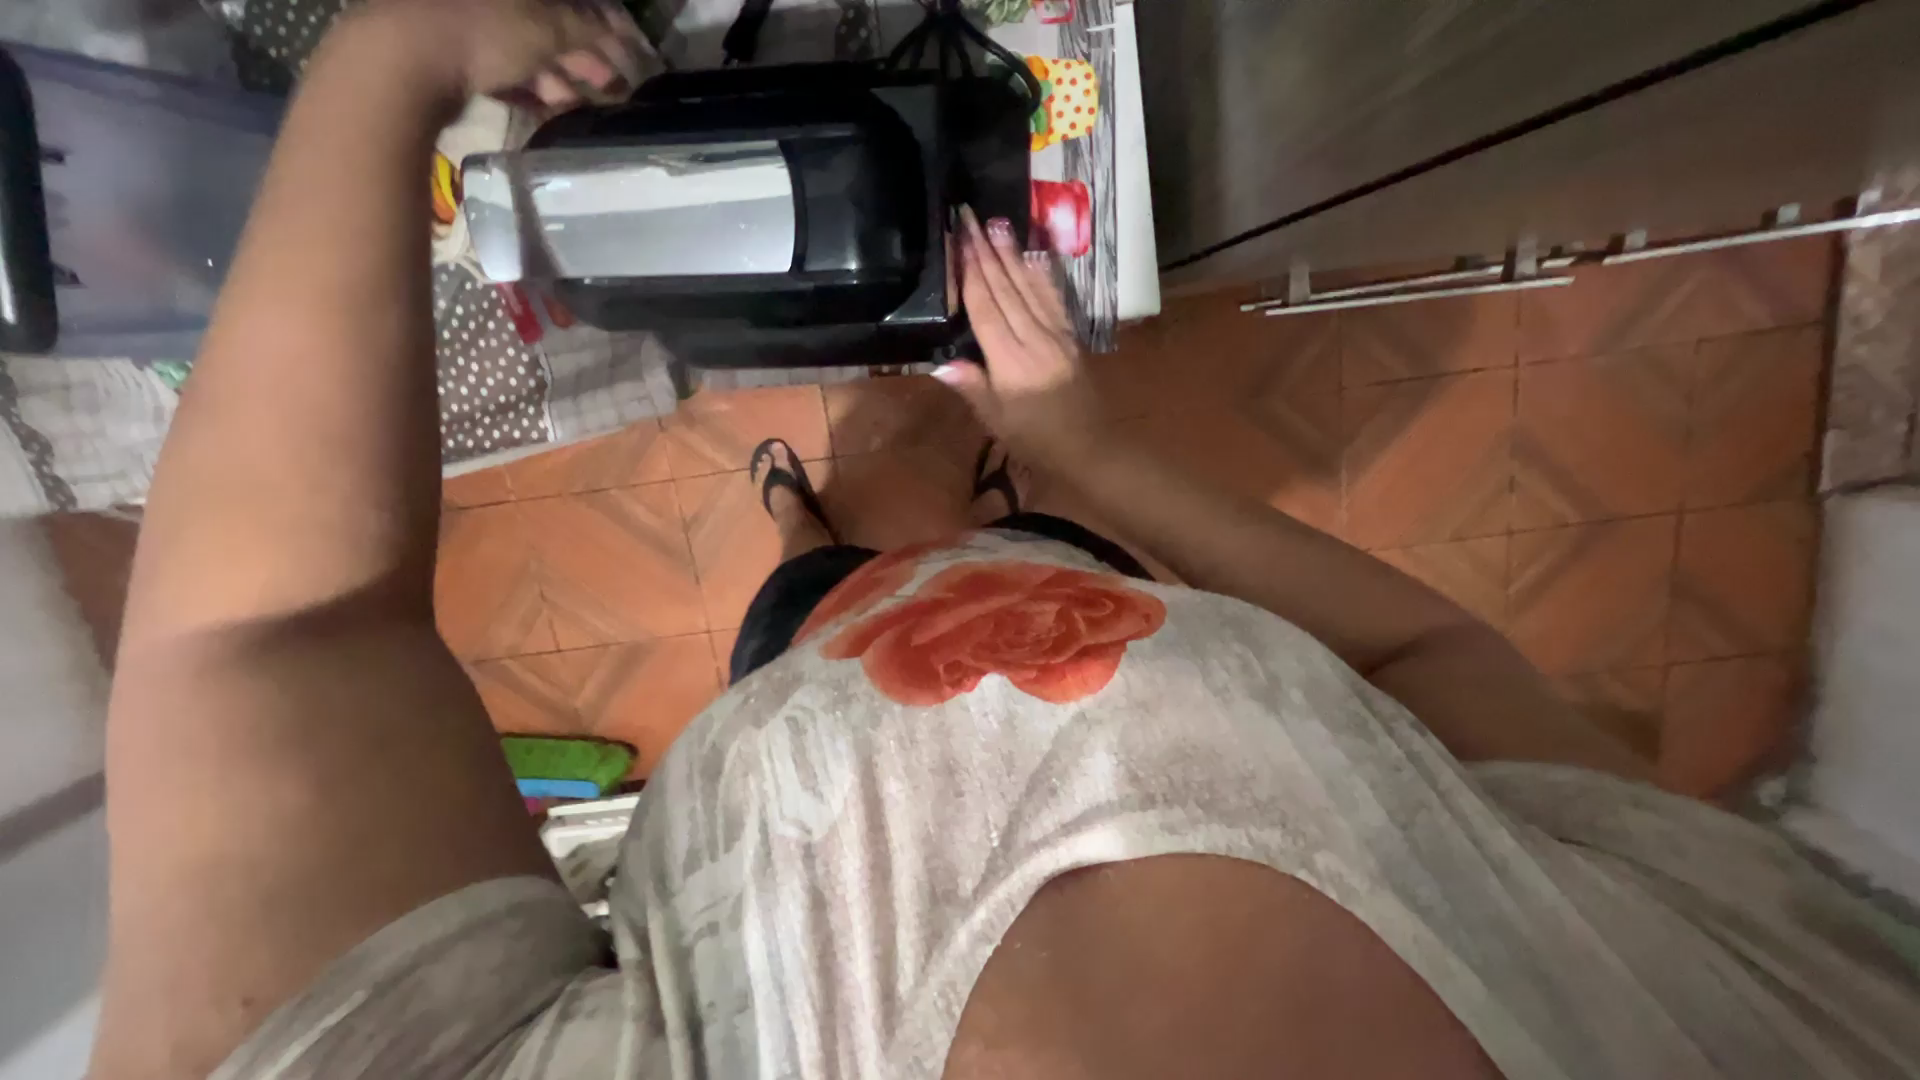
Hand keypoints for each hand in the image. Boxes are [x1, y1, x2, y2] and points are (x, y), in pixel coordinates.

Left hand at [339, 0, 652, 110]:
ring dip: (559, 77)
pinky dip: (529, 88)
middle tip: (611, 86)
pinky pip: (503, 68)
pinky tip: (548, 109)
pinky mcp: (453, 50)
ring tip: (580, 107)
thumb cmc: (482, 30)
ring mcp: (466, 18)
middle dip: (583, 54)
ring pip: (527, 46)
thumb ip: (588, 28)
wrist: (405, 59)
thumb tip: (621, 32)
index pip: (570, 1)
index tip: (628, 52)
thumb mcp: (546, 28)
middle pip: (548, 19)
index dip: (603, 22)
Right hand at [936, 208, 1110, 469]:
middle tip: (971, 217)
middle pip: (1006, 289)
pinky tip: (1033, 257)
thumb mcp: (997, 421)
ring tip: (998, 224)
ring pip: (1029, 287)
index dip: (970, 272)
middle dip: (987, 252)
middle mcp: (1033, 338)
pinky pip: (1053, 299)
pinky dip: (1041, 275)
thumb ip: (972, 388)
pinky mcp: (1070, 337)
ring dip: (1012, 254)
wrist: (1090, 448)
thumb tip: (941, 363)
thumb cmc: (1037, 441)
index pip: (985, 307)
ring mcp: (1056, 335)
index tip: (958, 239)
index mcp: (1010, 361)